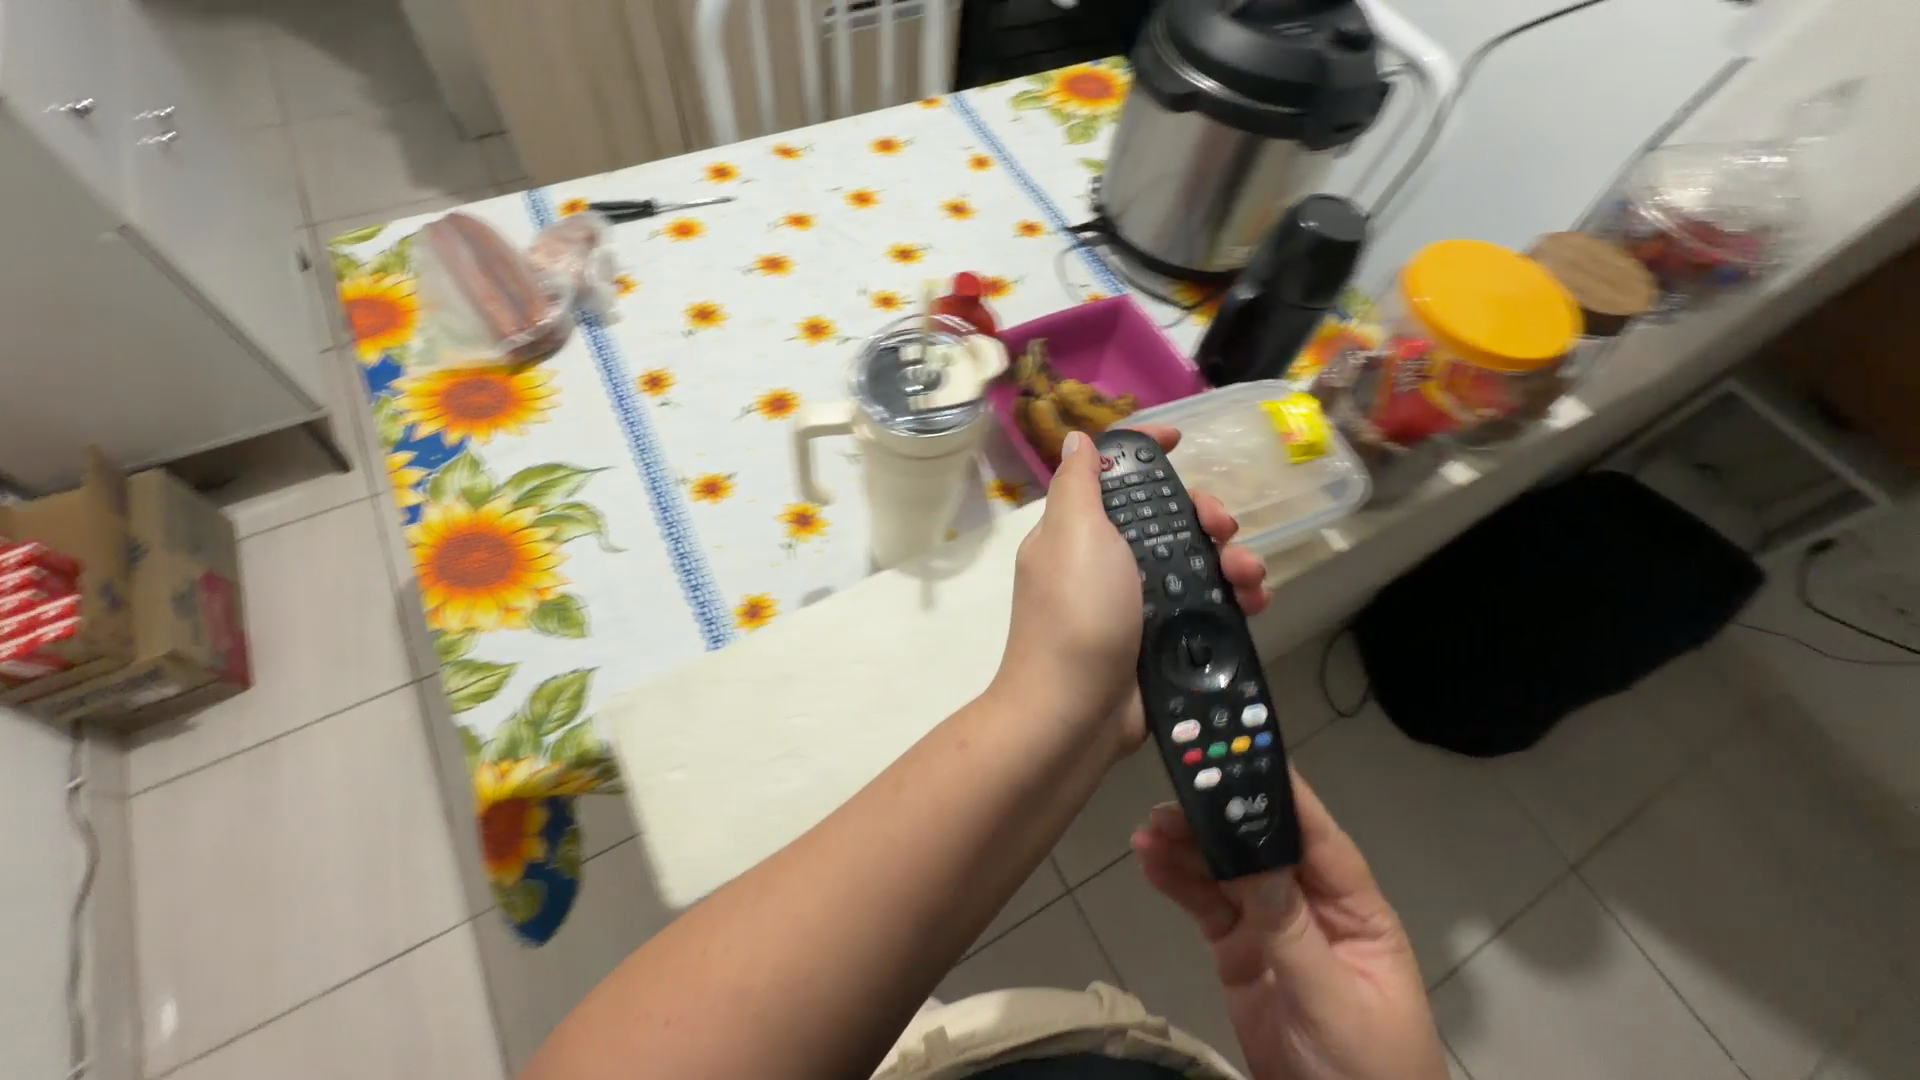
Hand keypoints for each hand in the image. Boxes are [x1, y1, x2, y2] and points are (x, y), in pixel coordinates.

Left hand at [992, 426, 1269, 749]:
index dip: (1146, 452)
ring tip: (1248, 576)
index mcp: (1081, 531)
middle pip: (1168, 519)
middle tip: (1223, 527)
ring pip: (1197, 563)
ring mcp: (1138, 604)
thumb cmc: (1076, 612)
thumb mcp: (1073, 534)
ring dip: (1231, 560)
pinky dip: (1234, 601)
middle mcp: (1108, 562)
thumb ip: (1078, 484)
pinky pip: (1207, 608)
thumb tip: (1077, 439)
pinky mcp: (1164, 641)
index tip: (1180, 438)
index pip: (1116, 477)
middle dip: (1204, 515)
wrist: (1075, 712)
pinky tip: (1254, 603)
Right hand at [1133, 771, 1448, 1079]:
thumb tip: (1255, 860)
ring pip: (1225, 871)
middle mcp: (1310, 904)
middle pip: (1260, 846)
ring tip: (1146, 830)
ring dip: (1188, 848)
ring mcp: (1271, 926)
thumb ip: (1292, 930)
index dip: (1281, 795)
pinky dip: (1177, 883)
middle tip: (1171, 797)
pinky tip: (1149, 863)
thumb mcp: (1333, 1001)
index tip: (1240, 756)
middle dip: (1218, 820)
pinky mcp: (1238, 951)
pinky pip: (1205, 906)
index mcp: (1354, 908)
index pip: (1317, 837)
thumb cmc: (1369, 1069)